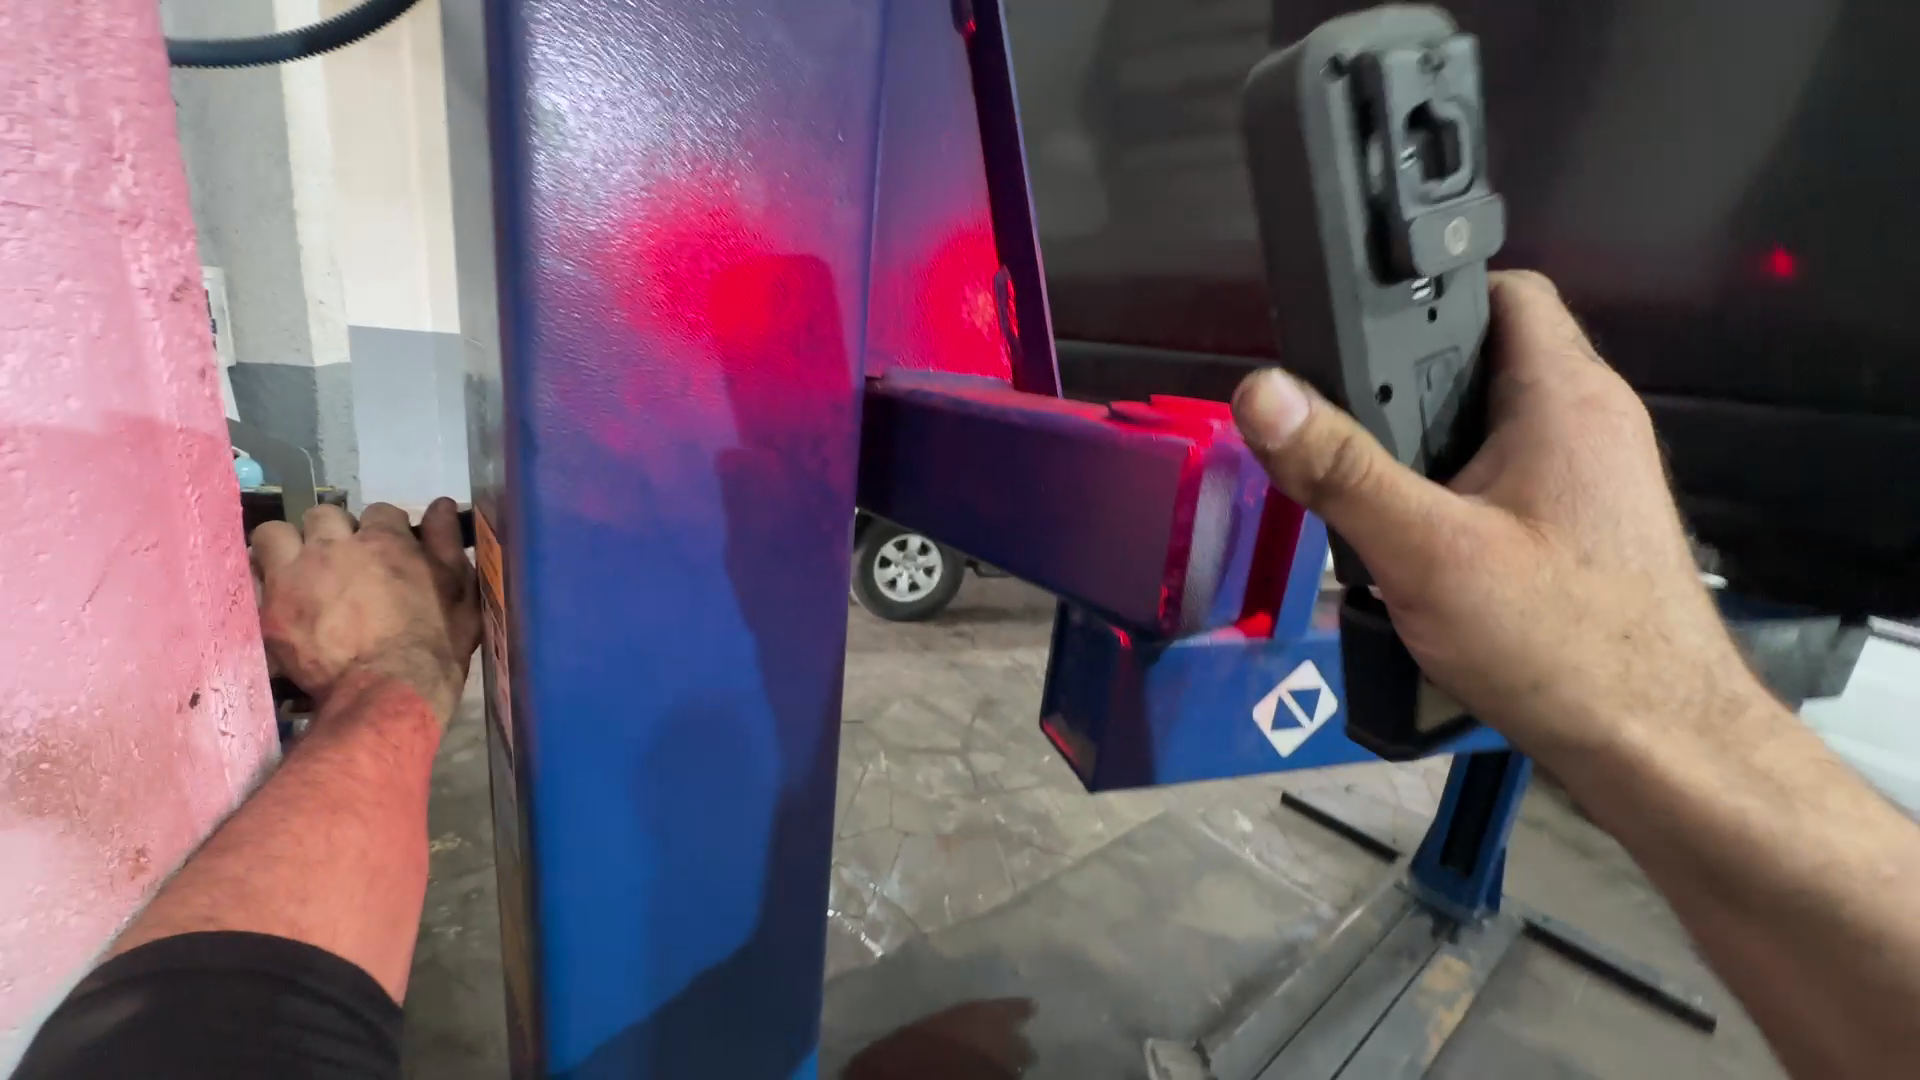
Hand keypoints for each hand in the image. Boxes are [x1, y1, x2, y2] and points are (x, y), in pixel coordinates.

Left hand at [252, 498, 480, 724]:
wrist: (391, 685)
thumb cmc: (438, 638)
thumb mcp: (460, 589)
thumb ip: (446, 542)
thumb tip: (442, 504)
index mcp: (385, 541)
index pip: (379, 511)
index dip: (387, 529)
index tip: (390, 550)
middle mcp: (334, 547)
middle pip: (323, 514)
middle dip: (335, 531)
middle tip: (346, 559)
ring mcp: (295, 576)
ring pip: (274, 534)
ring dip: (289, 545)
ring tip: (303, 569)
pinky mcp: (269, 608)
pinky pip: (252, 576)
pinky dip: (267, 581)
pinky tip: (284, 597)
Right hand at [1231, 271, 1761, 756]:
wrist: (1652, 748)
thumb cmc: (1560, 643)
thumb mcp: (1426, 550)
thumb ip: (1340, 469)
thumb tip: (1263, 395)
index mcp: (1562, 399)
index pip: (1498, 292)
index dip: (1418, 295)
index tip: (1345, 327)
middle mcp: (1580, 424)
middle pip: (1471, 362)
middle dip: (1392, 386)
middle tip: (1332, 428)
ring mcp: (1575, 478)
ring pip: (1472, 427)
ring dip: (1408, 448)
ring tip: (1357, 491)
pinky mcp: (1562, 524)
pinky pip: (1484, 478)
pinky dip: (1434, 492)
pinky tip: (1401, 540)